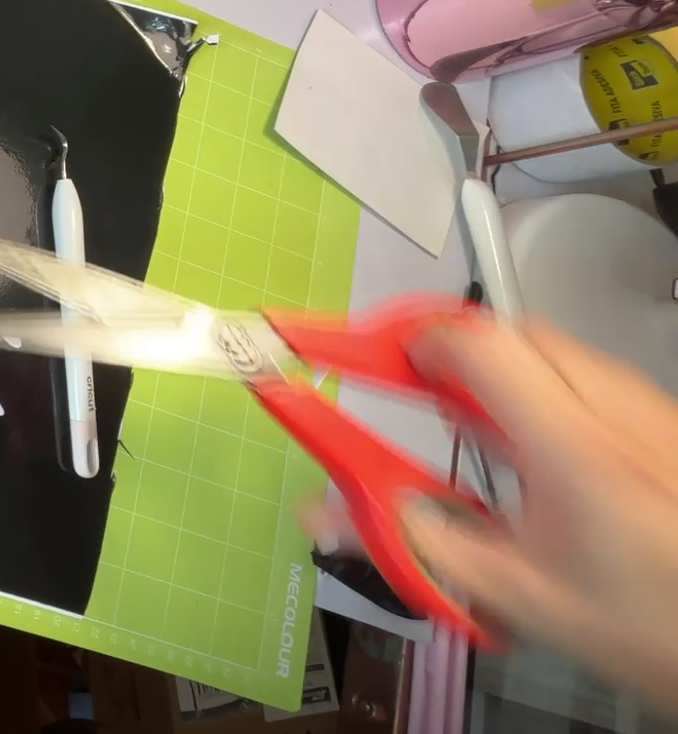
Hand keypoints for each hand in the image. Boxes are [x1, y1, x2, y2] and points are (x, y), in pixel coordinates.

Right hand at [395, 320, 677, 708]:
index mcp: (576, 453)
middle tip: (412, 378)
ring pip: (561, 348)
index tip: (373, 356)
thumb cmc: (639, 626)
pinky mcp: (672, 431)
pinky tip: (530, 432)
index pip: (484, 348)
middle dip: (453, 345)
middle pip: (519, 332)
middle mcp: (624, 421)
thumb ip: (407, 539)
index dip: (416, 340)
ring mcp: (658, 422)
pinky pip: (595, 376)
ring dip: (498, 361)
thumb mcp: (511, 589)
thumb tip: (315, 515)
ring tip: (466, 408)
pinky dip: (543, 381)